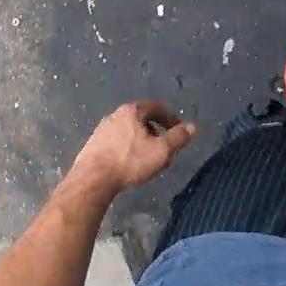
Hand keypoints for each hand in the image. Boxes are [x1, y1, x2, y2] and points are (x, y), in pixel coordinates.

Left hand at [66, 100, 195, 196]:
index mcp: (132, 111)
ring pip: (129, 132)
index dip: (171, 118)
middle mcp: (115, 115)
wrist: (93, 178)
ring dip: (142, 143)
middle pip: (142, 119)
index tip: (178, 131)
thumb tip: (192, 127)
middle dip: (157, 133)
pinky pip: (117, 142)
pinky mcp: (93, 145)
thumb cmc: (130, 161)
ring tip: (149, 160)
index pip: (156, 107)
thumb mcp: (161, 150)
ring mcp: (102, 129)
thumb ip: (178, 137)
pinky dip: (128, 149)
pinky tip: (130, 164)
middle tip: (165, 149)